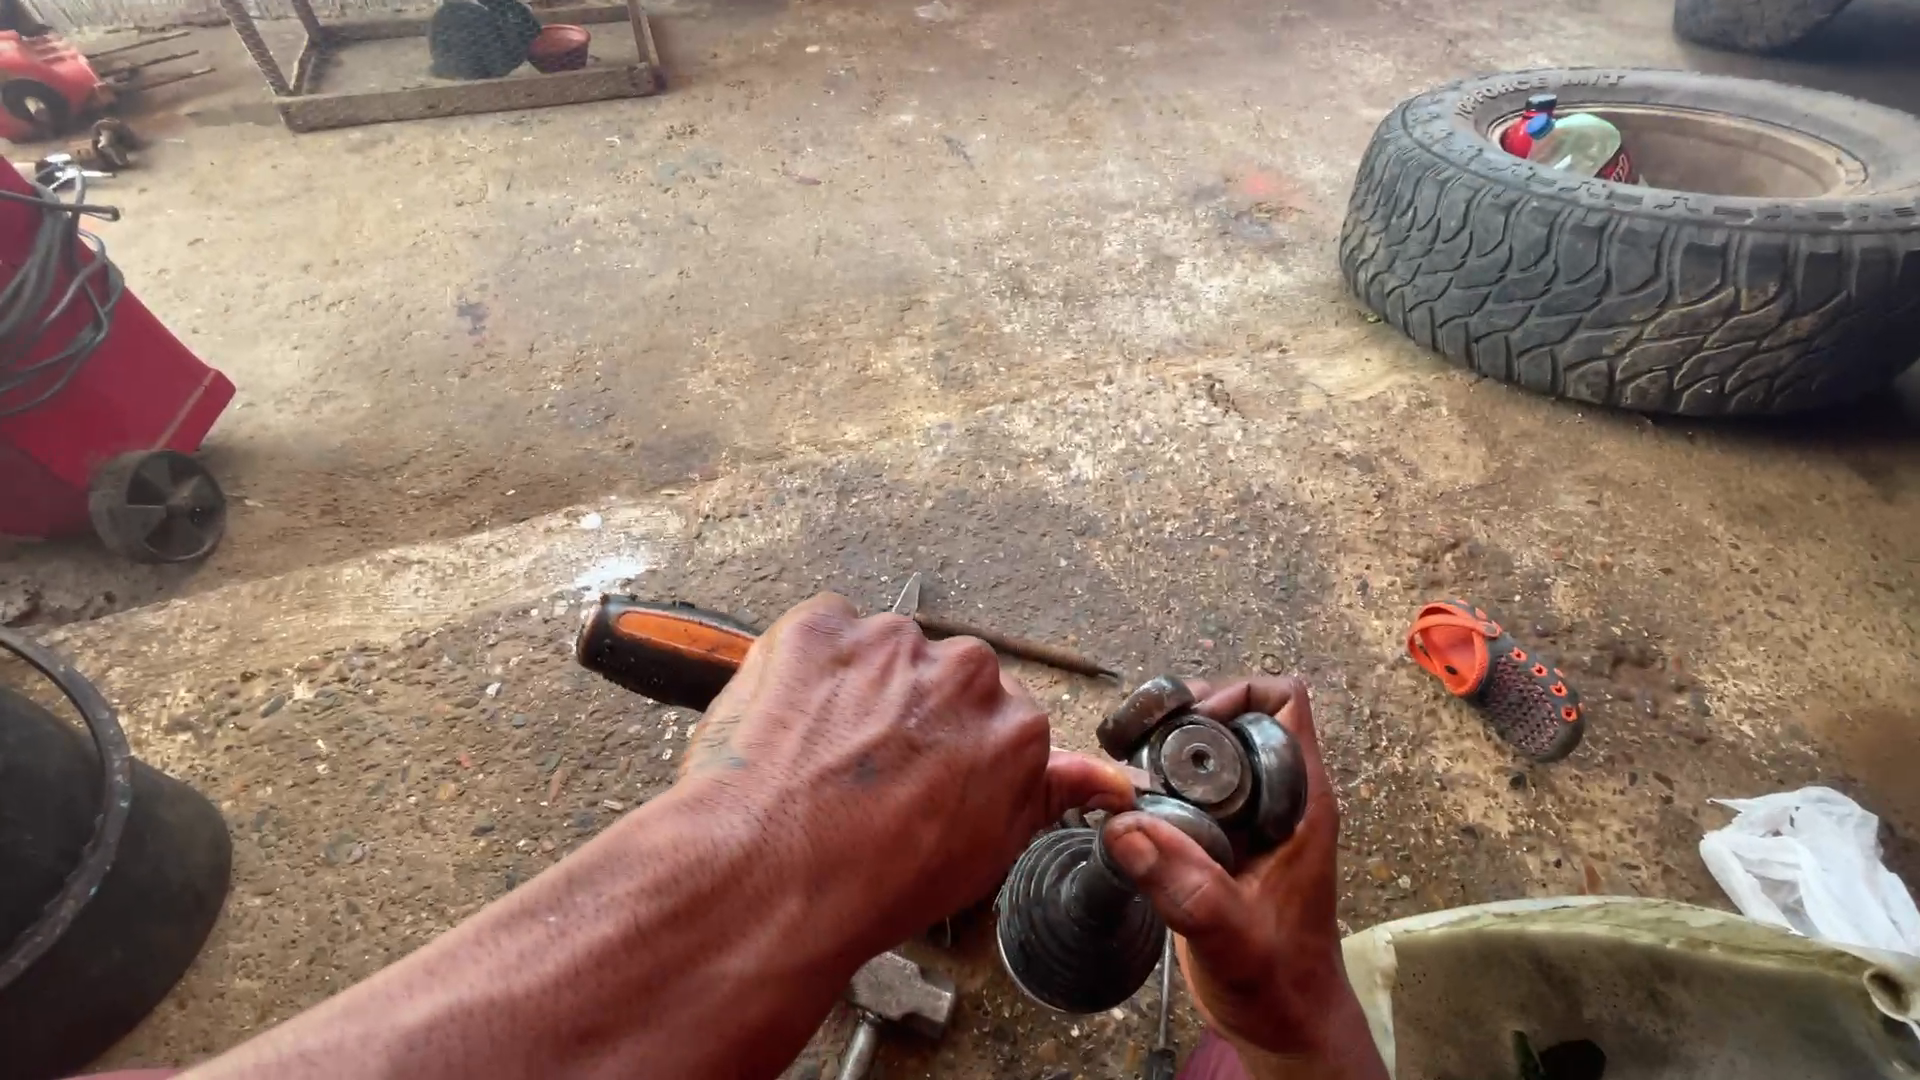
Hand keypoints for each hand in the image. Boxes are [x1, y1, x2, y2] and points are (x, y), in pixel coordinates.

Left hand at [681, 592, 1135, 961]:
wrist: (768, 878)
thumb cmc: (872, 882)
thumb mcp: (983, 854)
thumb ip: (1044, 794)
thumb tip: (1103, 777)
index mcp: (1013, 724)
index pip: (994, 712)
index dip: (951, 744)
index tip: (923, 768)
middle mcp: (964, 670)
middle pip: (944, 674)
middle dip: (914, 706)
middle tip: (870, 759)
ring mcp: (891, 641)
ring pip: (886, 651)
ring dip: (863, 685)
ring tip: (825, 747)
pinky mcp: (825, 625)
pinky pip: (829, 634)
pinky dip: (813, 667)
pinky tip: (797, 720)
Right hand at [1103, 678, 1381, 1075]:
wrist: (1283, 1022)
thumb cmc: (1276, 982)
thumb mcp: (1232, 936)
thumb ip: (1185, 886)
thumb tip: (1122, 826)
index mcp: (1300, 800)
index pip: (1283, 702)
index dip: (1235, 694)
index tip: (1187, 726)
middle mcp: (1277, 792)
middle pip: (1237, 710)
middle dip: (1186, 713)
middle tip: (1139, 739)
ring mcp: (1250, 809)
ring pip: (1211, 740)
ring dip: (1167, 740)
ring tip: (1125, 757)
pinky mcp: (1223, 828)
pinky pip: (1192, 776)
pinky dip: (1159, 771)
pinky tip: (1127, 793)